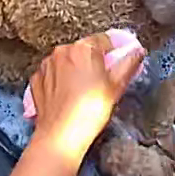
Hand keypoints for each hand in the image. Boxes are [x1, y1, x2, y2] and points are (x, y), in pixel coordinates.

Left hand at [27, 33, 143, 165]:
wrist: (61, 136)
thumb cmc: (89, 111)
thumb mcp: (116, 86)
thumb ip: (129, 64)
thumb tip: (137, 52)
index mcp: (84, 49)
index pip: (105, 39)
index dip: (115, 49)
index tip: (121, 58)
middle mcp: (62, 52)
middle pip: (85, 49)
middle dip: (95, 59)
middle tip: (104, 78)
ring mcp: (47, 65)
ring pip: (68, 60)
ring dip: (77, 68)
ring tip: (85, 89)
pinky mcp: (36, 80)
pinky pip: (53, 73)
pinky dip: (61, 79)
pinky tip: (69, 94)